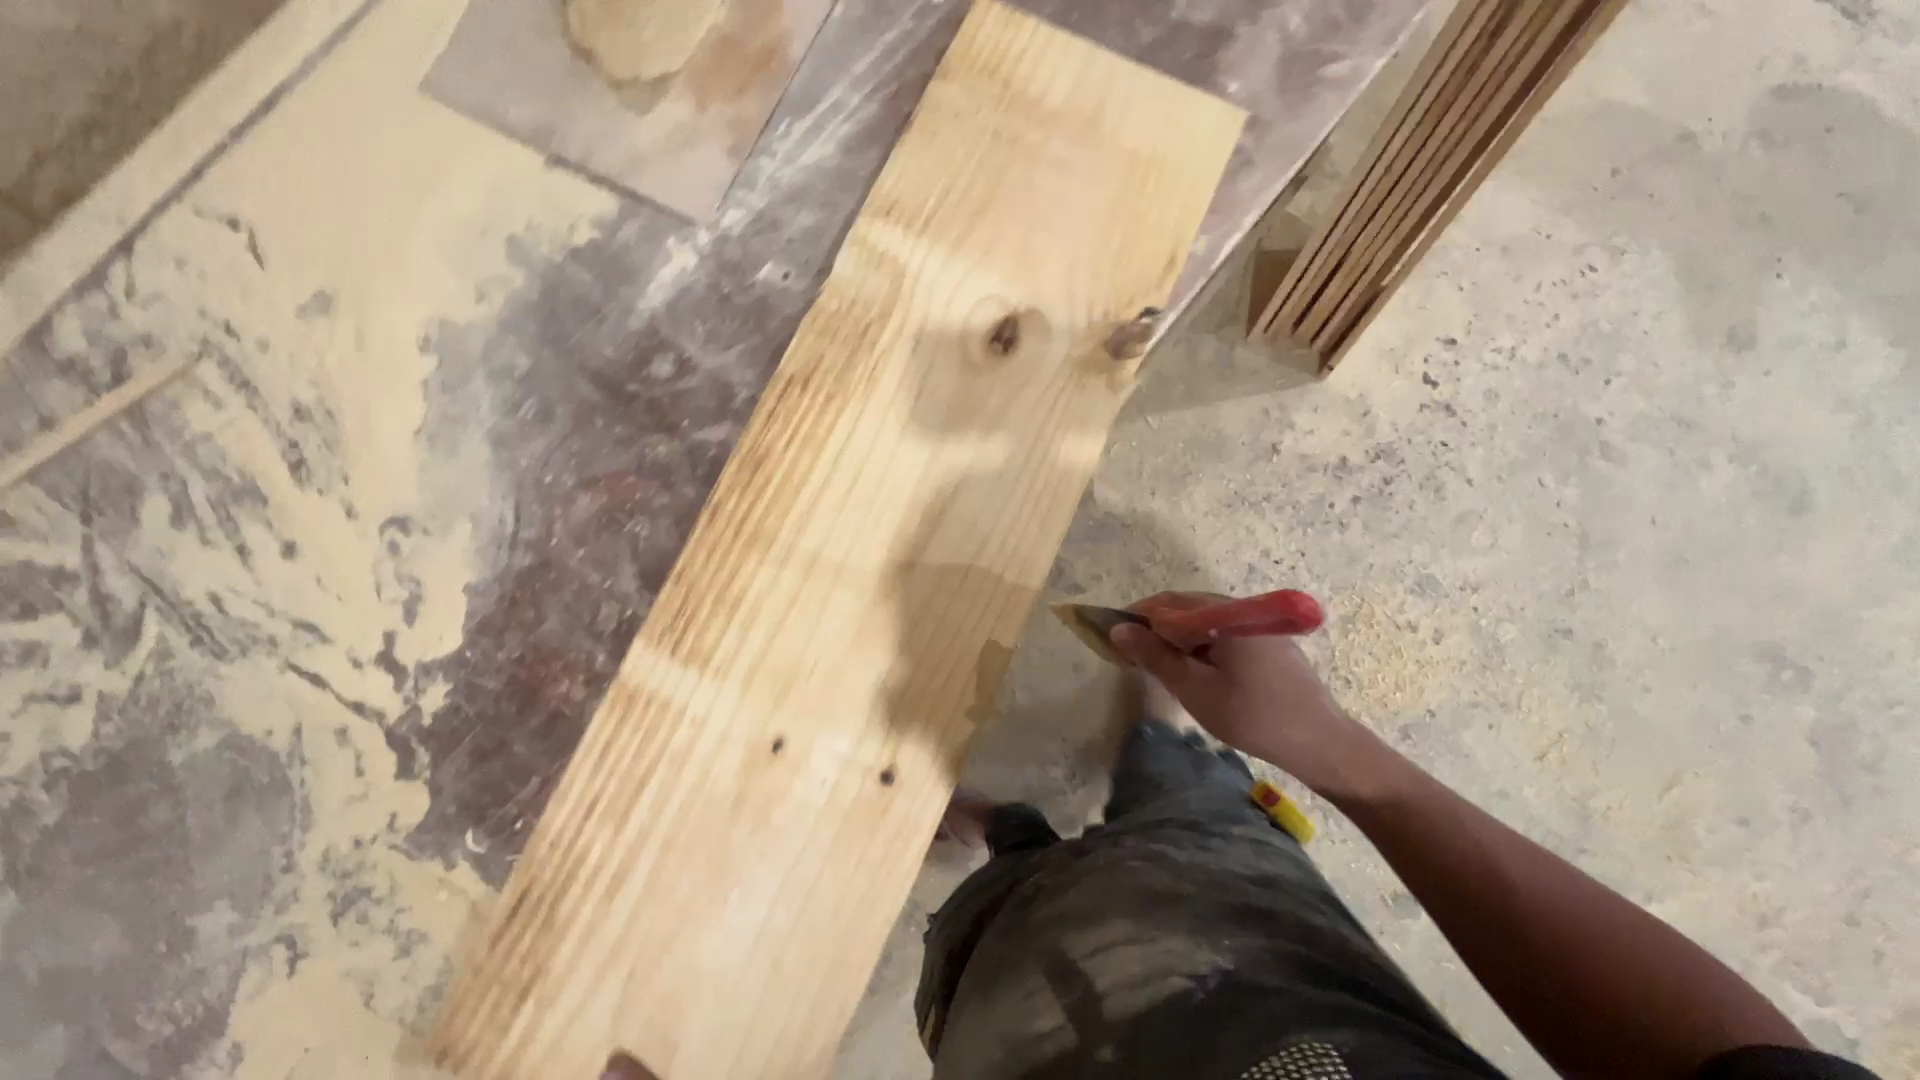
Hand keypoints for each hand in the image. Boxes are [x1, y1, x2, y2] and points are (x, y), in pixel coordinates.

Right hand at [1108, 591, 1389, 797]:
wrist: (1319, 741)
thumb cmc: (1252, 716)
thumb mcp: (1194, 688)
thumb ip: (1155, 655)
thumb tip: (1119, 629)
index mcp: (1223, 614)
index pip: (1165, 604)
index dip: (1135, 620)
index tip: (1112, 643)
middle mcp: (1240, 610)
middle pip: (1184, 608)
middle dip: (1155, 629)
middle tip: (1134, 660)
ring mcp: (1257, 625)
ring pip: (1203, 622)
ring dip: (1177, 640)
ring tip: (1162, 670)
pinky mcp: (1267, 642)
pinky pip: (1222, 633)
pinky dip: (1200, 647)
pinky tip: (1197, 673)